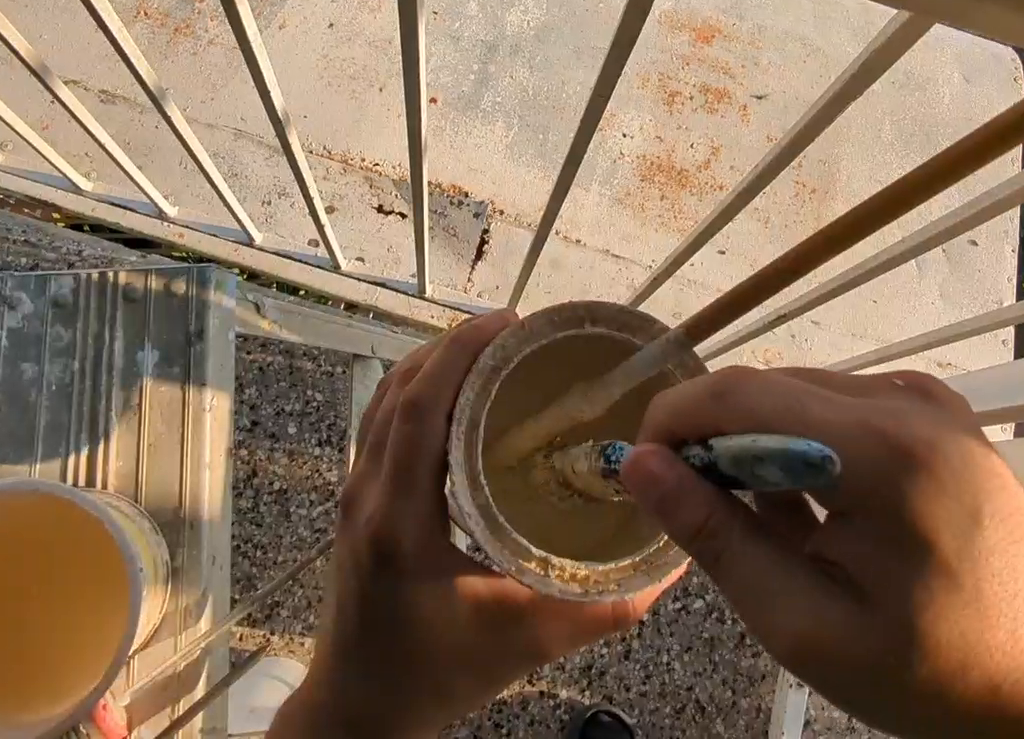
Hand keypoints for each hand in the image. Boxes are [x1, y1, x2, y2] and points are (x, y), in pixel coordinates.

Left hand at [268, 310, 675, 737]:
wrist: (359, 709)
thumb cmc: (435, 674)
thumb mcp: (524, 642)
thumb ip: (599, 604)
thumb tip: (668, 561)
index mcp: (399, 516)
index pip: (420, 406)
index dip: (461, 352)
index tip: (510, 323)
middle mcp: (368, 490)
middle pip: (400, 389)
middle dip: (453, 346)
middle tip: (513, 330)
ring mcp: (354, 490)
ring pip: (386, 399)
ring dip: (433, 363)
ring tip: (490, 349)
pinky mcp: (358, 497)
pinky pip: (383, 420)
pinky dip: (418, 389)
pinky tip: (458, 393)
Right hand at [619, 367, 1023, 738]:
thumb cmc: (932, 677)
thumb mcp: (805, 625)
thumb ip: (715, 536)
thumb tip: (638, 464)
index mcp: (885, 450)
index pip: (743, 394)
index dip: (674, 419)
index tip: (640, 470)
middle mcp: (910, 402)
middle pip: (769, 387)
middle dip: (711, 434)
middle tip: (689, 503)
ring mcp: (931, 402)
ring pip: (799, 391)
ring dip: (756, 439)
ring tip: (755, 515)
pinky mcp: (939, 414)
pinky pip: (839, 403)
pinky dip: (801, 440)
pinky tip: (810, 501)